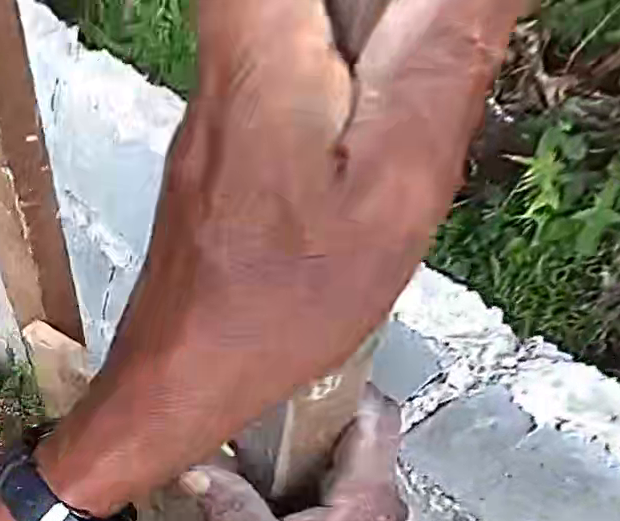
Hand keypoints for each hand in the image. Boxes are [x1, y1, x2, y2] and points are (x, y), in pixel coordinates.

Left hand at [36, 0, 521, 513]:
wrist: (178, 383)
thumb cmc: (277, 311)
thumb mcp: (392, 191)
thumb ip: (441, 59)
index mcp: (260, 57)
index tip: (407, 30)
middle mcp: (215, 77)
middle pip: (299, 1)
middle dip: (371, 25)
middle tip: (416, 70)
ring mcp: (201, 128)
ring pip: (287, 35)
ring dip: (357, 56)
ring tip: (387, 127)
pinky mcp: (202, 168)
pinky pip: (269, 94)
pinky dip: (322, 104)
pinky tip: (343, 169)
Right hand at [181, 387, 405, 520]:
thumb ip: (228, 503)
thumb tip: (193, 467)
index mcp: (367, 493)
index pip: (379, 416)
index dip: (349, 387)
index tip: (305, 375)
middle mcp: (381, 498)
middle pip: (363, 433)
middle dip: (318, 415)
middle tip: (271, 404)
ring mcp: (373, 517)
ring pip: (351, 460)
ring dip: (312, 447)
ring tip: (266, 438)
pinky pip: (342, 486)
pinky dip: (312, 475)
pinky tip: (274, 483)